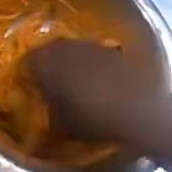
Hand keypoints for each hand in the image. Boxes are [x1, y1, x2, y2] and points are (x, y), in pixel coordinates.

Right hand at [24, 39, 171, 148]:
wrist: (143, 114)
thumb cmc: (96, 120)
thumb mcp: (64, 125)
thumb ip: (49, 114)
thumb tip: (44, 112)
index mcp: (45, 62)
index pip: (28, 62)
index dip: (29, 74)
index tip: (33, 86)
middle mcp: (64, 47)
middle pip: (49, 52)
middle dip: (49, 65)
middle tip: (53, 83)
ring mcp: (90, 46)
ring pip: (73, 51)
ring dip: (72, 62)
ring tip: (78, 82)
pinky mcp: (113, 51)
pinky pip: (95, 55)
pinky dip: (94, 65)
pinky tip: (101, 82)